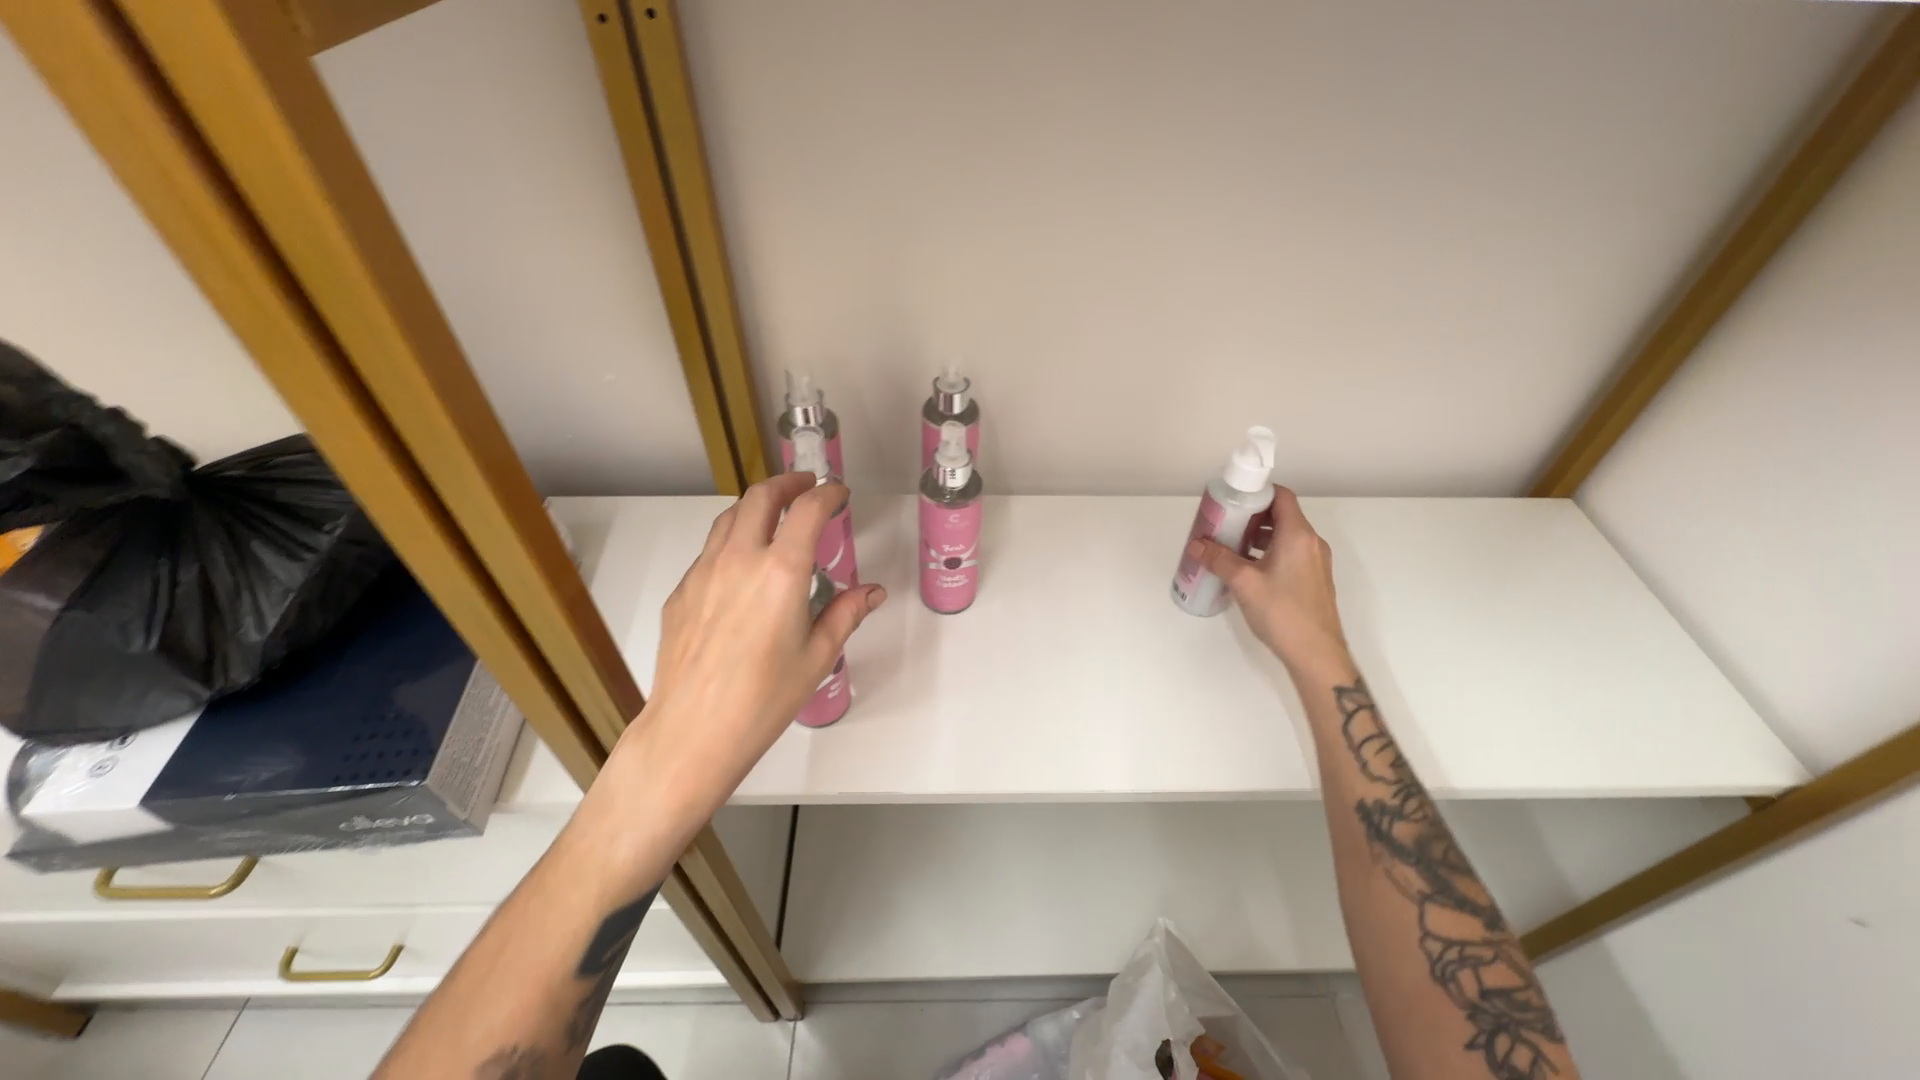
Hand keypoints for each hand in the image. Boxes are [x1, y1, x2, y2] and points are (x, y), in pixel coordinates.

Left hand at [601, 473, 884, 835]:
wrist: (694, 729)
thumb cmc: (765, 697)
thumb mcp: (817, 656)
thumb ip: (845, 614)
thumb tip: (872, 592)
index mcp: (781, 571)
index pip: (807, 510)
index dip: (827, 493)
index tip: (838, 493)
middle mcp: (739, 559)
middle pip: (760, 497)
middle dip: (787, 483)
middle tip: (806, 486)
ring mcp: (703, 572)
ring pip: (728, 518)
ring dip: (755, 506)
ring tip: (773, 516)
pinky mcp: (682, 592)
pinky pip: (709, 551)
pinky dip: (732, 541)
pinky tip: (742, 568)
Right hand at [1189, 486, 1351, 678]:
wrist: (1316, 653)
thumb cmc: (1281, 612)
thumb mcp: (1243, 583)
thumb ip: (1218, 559)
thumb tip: (1196, 544)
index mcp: (1298, 535)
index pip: (1281, 496)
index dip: (1257, 493)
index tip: (1232, 501)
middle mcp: (1312, 542)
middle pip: (1282, 515)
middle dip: (1252, 517)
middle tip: (1224, 524)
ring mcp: (1316, 562)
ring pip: (1285, 537)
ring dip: (1259, 537)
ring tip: (1230, 547)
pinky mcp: (1314, 579)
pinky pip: (1290, 554)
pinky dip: (1269, 553)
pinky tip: (1248, 570)